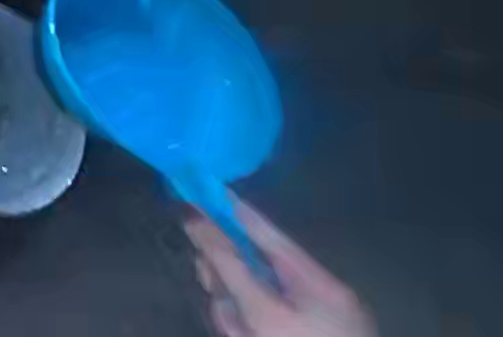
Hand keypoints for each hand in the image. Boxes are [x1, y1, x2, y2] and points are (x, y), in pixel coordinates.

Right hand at [186, 198, 375, 336]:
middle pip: (244, 260)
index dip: (223, 203)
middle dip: (223, 275)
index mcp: (315, 282)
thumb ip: (224, 259)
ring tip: (241, 334)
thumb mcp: (261, 310)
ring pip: (239, 292)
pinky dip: (239, 327)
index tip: (187, 180)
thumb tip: (191, 213)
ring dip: (230, 311)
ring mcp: (300, 321)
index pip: (260, 226)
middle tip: (213, 287)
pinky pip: (248, 317)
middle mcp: (309, 295)